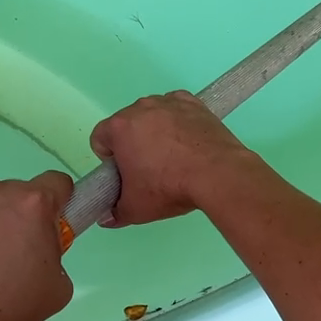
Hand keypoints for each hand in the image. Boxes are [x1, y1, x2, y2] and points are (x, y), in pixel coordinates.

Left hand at [0, 172, 74, 320]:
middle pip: (17, 194)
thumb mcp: (60, 284)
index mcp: (33, 204)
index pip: (57, 182)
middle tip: (18, 252)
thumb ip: (55, 254)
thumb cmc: (12, 303)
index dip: (61, 202)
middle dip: (22, 216)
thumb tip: (38, 253)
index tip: (54, 225)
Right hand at [89, 91, 254, 226]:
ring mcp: (170, 103)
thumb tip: (108, 218)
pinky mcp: (195, 104)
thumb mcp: (136, 209)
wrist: (219, 174)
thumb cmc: (171, 188)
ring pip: (154, 116)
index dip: (111, 160)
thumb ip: (116, 212)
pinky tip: (189, 140)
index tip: (127, 174)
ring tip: (176, 156)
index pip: (100, 139)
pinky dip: (180, 121)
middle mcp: (141, 108)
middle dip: (135, 144)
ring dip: (157, 131)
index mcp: (119, 128)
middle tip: (152, 168)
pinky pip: (179, 109)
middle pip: (128, 126)